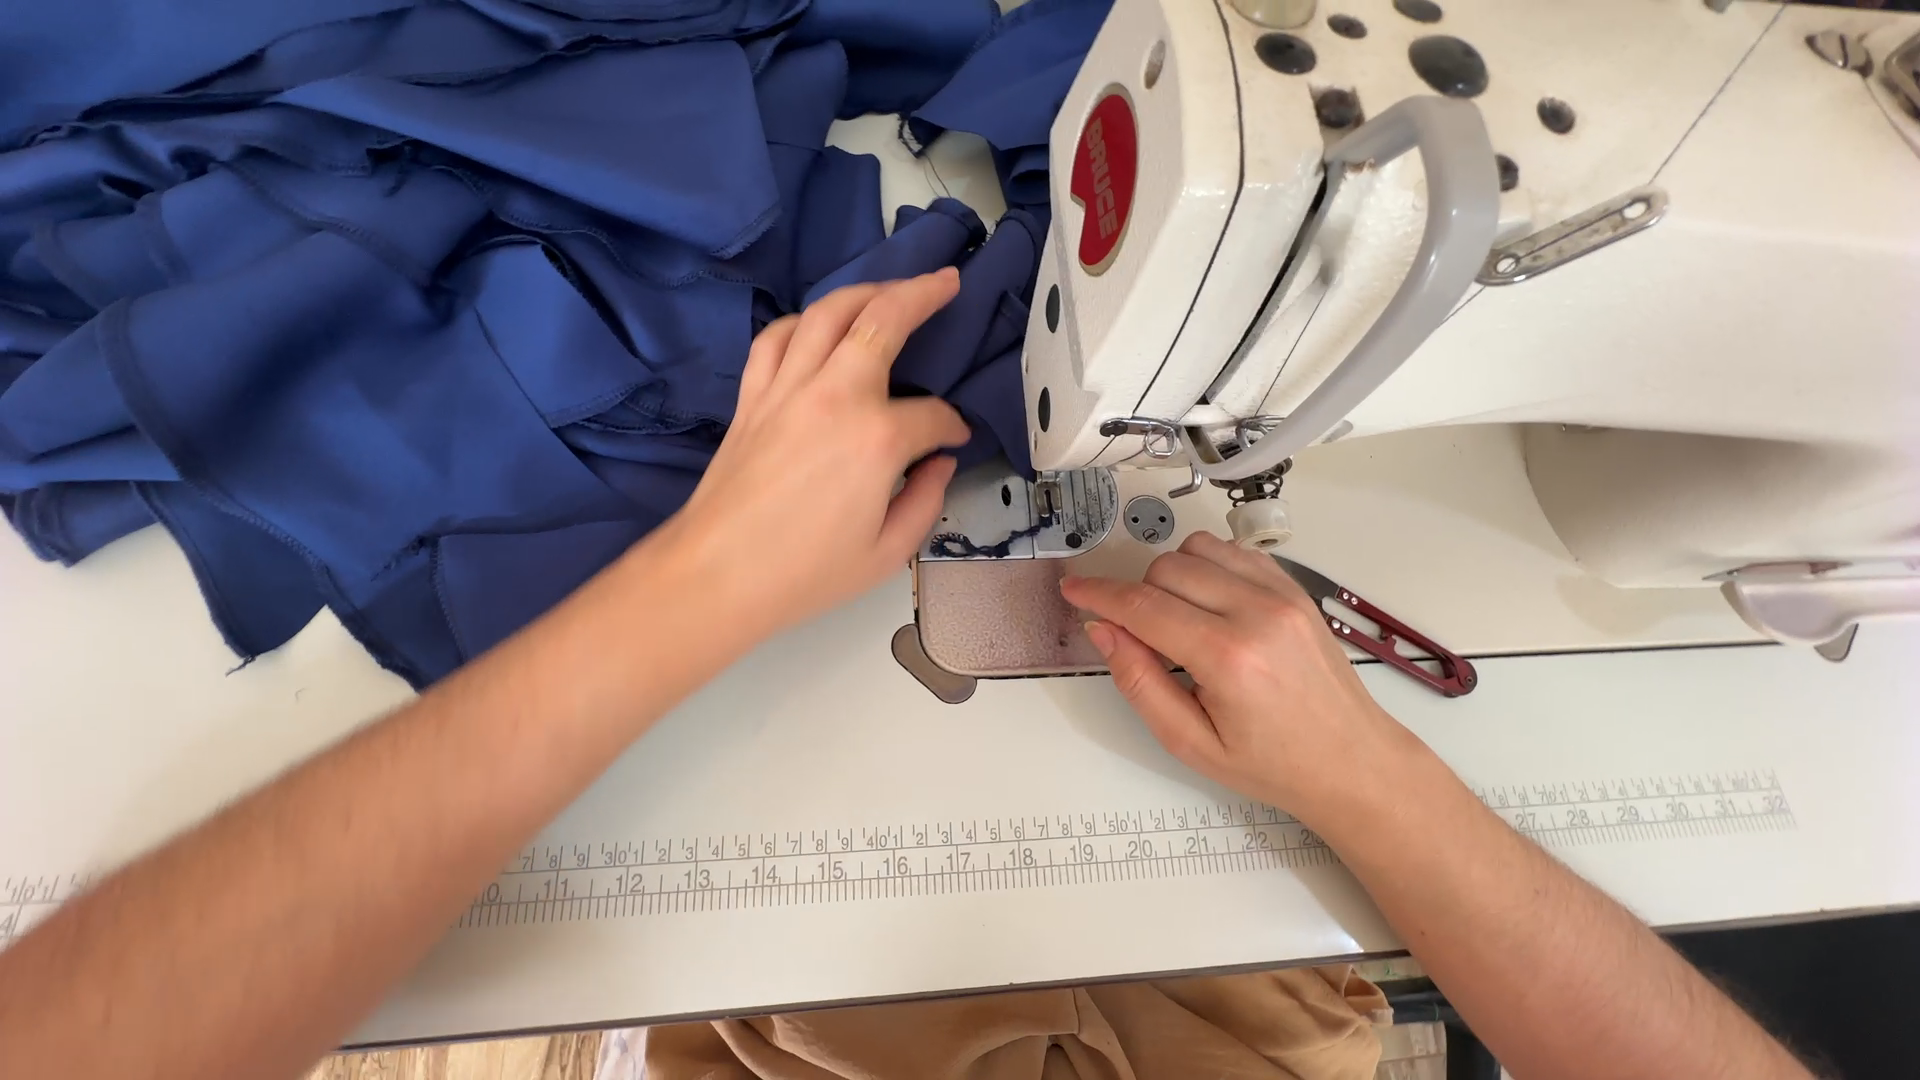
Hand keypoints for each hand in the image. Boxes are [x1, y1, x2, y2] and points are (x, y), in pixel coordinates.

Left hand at [644, 270, 970, 641]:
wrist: (717, 575)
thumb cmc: (806, 573)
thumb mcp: (888, 552)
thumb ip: (927, 500)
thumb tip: (940, 463)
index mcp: (877, 439)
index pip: (933, 415)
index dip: (953, 426)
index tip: (957, 439)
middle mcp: (834, 395)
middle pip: (883, 320)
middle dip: (923, 294)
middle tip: (948, 279)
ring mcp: (787, 388)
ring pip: (828, 312)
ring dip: (866, 289)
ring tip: (891, 286)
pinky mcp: (753, 395)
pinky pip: (778, 338)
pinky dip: (803, 321)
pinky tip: (818, 324)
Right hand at [1061, 532, 1414, 822]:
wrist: (1353, 762)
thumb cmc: (1270, 764)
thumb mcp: (1190, 742)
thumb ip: (1139, 681)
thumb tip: (1102, 629)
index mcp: (1229, 658)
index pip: (1143, 607)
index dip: (1098, 594)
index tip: (1071, 589)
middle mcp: (1257, 612)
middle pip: (1166, 568)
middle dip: (1138, 596)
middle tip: (1146, 639)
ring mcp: (1282, 594)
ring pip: (1197, 549)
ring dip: (1172, 576)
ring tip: (1180, 620)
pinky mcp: (1295, 588)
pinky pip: (1232, 551)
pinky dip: (1206, 567)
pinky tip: (1210, 605)